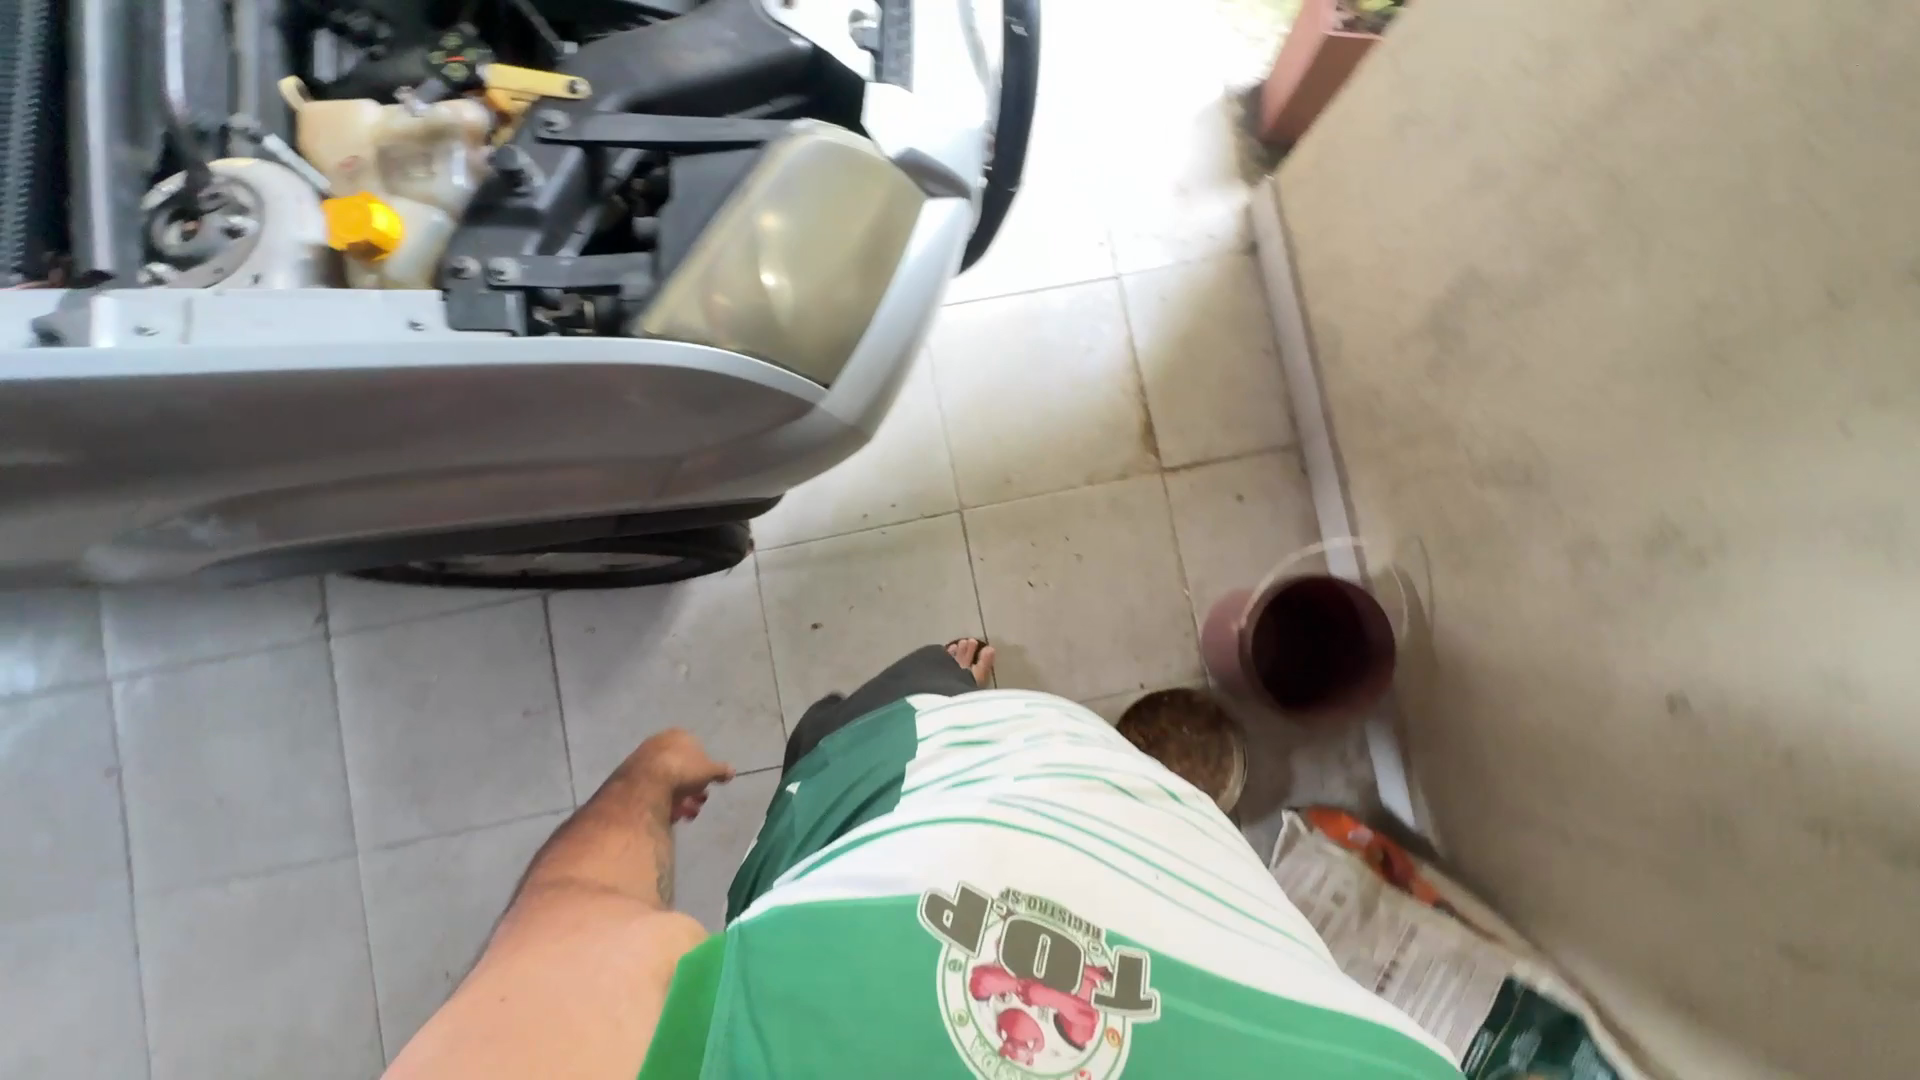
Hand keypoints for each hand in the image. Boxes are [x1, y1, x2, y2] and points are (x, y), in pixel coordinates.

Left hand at [632, 729, 735, 821]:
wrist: (645, 784)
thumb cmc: (683, 770)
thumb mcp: (709, 770)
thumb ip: (721, 770)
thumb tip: (731, 771)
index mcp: (679, 735)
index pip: (696, 750)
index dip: (703, 770)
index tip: (707, 786)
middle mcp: (659, 743)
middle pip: (681, 767)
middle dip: (692, 787)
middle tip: (698, 802)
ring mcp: (642, 760)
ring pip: (666, 781)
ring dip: (679, 798)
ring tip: (686, 814)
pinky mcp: (629, 778)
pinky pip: (652, 790)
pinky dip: (662, 801)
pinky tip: (669, 815)